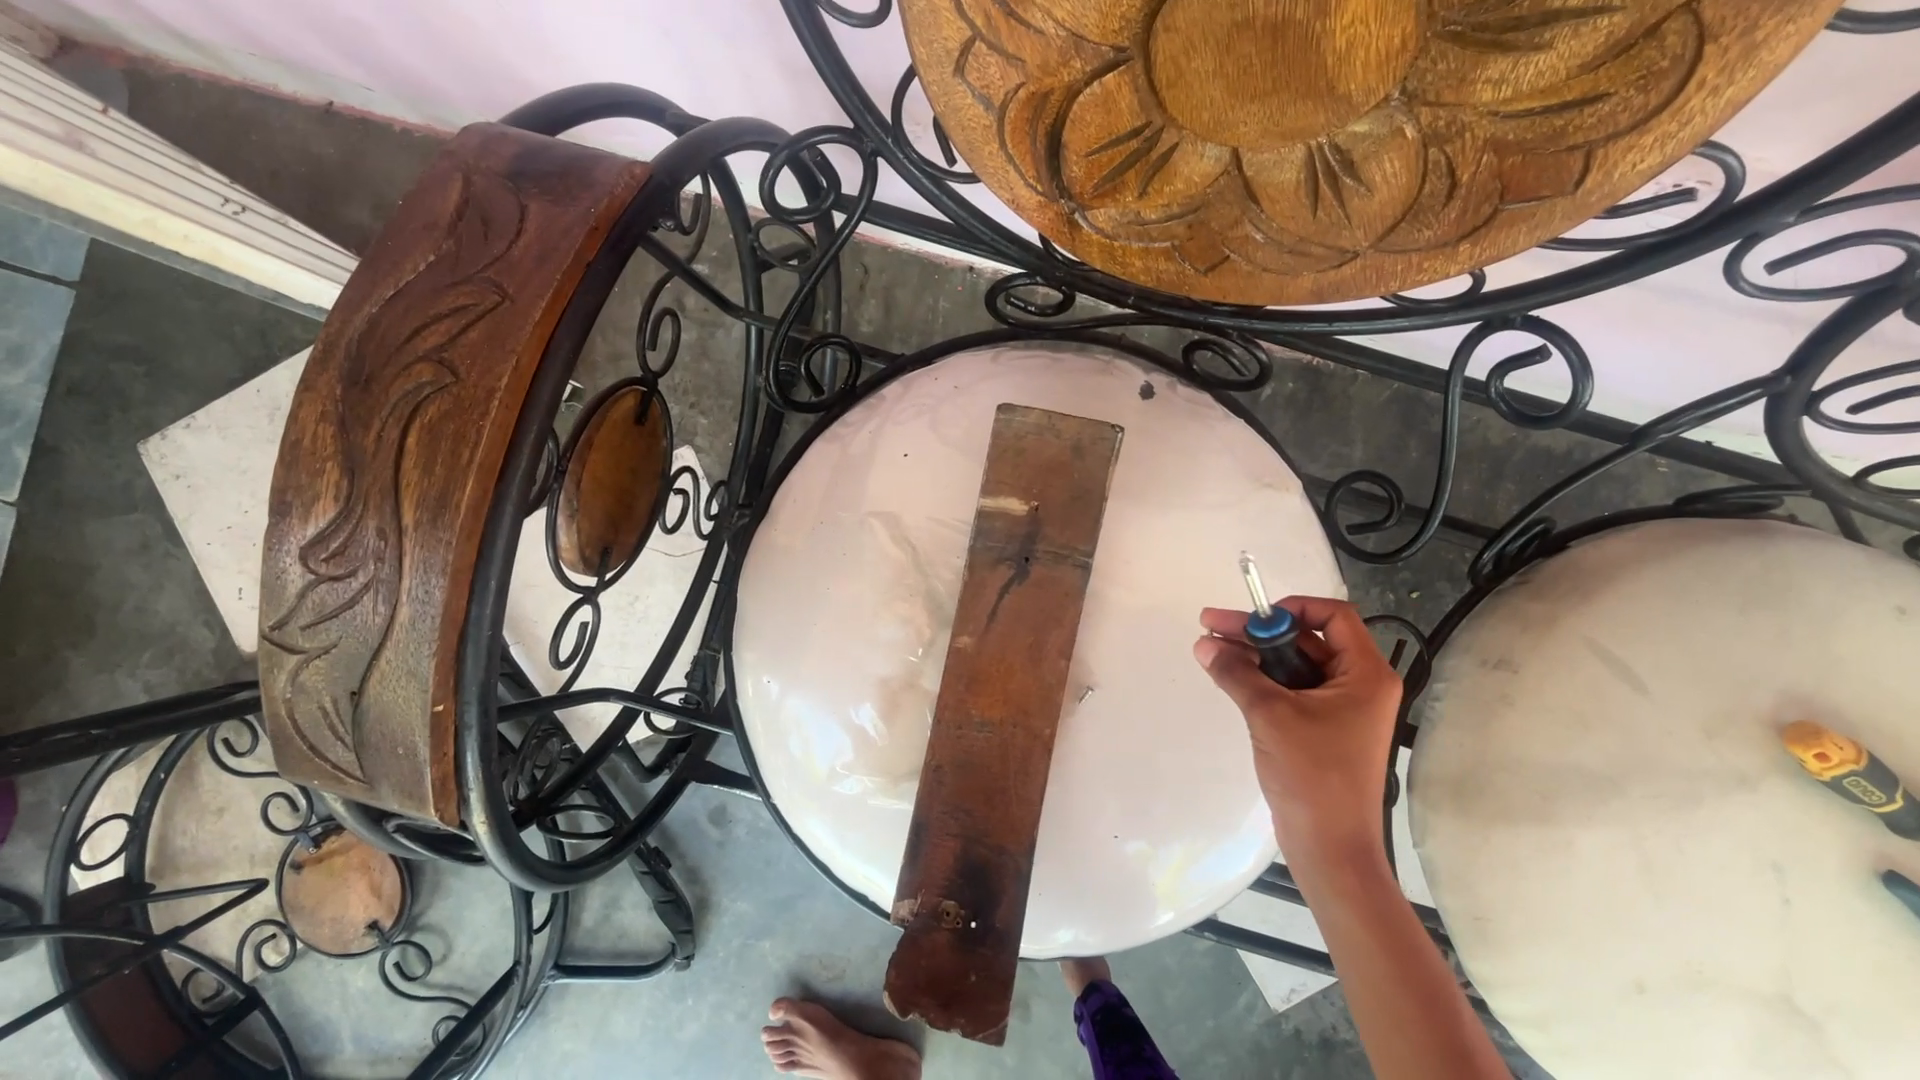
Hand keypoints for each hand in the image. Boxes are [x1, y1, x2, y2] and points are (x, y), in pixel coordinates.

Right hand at [1193, 597, 1401, 867]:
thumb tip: (1204, 644)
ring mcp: (1343, 711)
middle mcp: (1360, 686)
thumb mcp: (1270, 716)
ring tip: (1211, 650)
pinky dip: (1263, 682)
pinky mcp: (1325, 732)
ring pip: (1296, 667)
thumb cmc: (1313, 776)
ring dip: (1256, 656)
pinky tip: (1230, 679)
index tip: (1251, 618)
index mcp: (1366, 675)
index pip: (1333, 616)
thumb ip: (1237, 674)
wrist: (1331, 848)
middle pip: (1308, 640)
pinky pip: (1293, 692)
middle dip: (1259, 632)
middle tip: (1211, 626)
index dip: (1291, 608)